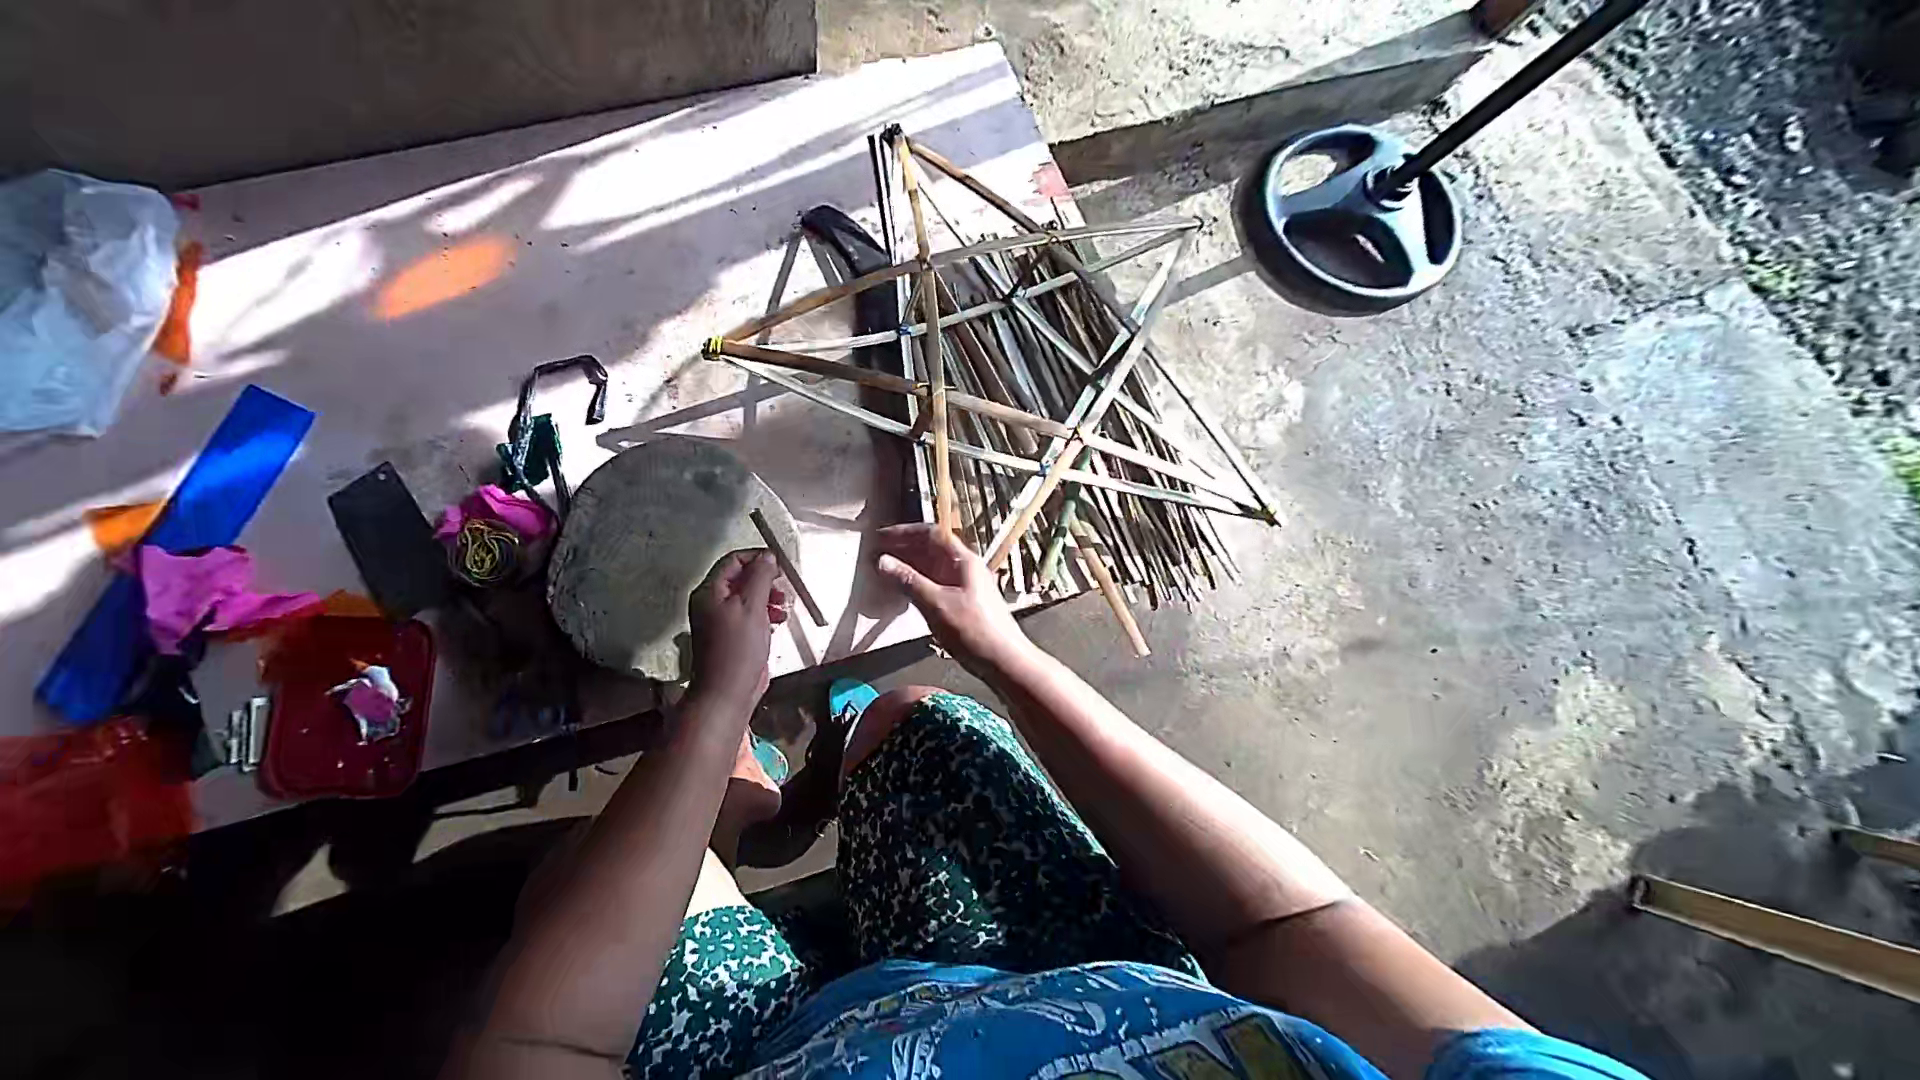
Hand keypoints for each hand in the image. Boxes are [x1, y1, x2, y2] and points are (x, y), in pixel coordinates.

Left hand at [687, 549, 788, 709]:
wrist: (727, 692)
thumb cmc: (737, 650)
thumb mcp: (752, 606)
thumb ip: (760, 577)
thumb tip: (767, 556)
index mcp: (709, 592)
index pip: (733, 560)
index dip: (757, 557)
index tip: (779, 563)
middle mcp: (710, 603)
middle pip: (740, 578)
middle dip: (765, 579)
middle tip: (783, 586)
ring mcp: (720, 621)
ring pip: (747, 597)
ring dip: (768, 597)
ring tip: (782, 607)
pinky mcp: (731, 636)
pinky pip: (749, 615)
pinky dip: (765, 613)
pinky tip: (776, 622)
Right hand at [873, 524, 1033, 673]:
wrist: (1006, 662)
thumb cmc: (975, 632)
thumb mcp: (936, 605)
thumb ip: (908, 582)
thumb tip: (883, 562)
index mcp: (963, 561)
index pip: (931, 534)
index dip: (904, 532)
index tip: (880, 538)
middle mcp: (965, 568)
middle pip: (931, 549)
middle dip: (903, 549)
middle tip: (876, 555)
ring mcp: (965, 585)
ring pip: (932, 568)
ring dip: (908, 567)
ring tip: (884, 573)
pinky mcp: (964, 603)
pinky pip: (936, 584)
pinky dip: (917, 584)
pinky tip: (903, 593)